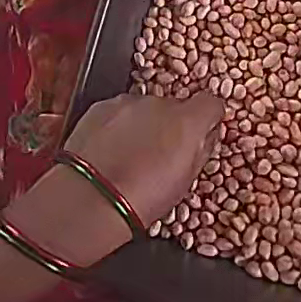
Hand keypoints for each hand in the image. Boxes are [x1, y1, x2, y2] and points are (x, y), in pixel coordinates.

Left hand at [6, 92, 222, 266]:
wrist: (89, 197)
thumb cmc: (141, 199)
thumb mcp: (185, 182)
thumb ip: (200, 150)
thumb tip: (205, 136)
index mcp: (187, 122)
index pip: (211, 103)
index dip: (208, 117)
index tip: (203, 131)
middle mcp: (158, 103)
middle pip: (174, 106)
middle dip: (171, 125)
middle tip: (161, 154)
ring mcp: (127, 102)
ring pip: (144, 108)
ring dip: (143, 125)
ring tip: (131, 156)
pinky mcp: (100, 106)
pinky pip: (118, 111)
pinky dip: (118, 125)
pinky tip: (110, 150)